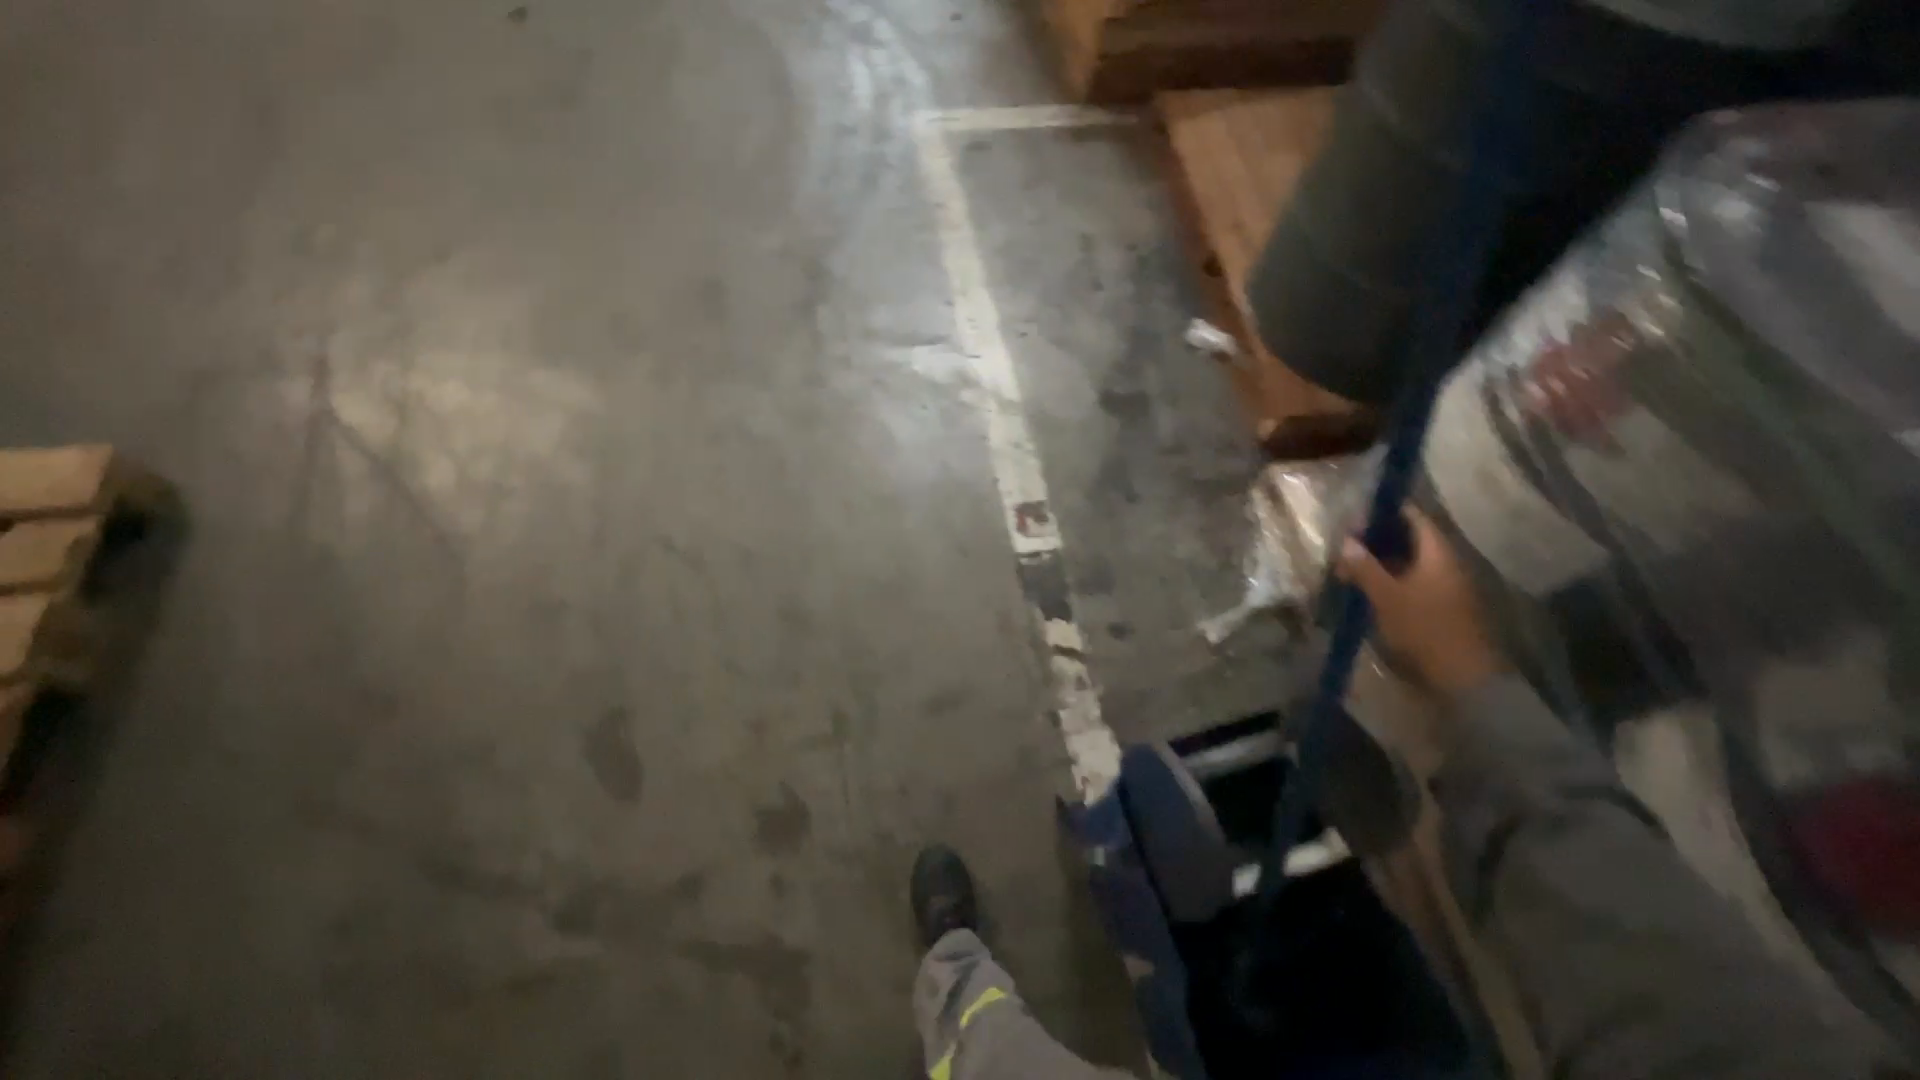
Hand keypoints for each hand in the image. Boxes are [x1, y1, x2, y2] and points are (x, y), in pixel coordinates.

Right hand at [1335, 510, 1502, 696]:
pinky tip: (1367, 593)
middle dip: (1376, 542)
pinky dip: (1389, 582)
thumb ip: (1365, 567)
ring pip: (1409, 564)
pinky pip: (1412, 583)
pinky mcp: (1440, 607)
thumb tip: (1346, 540)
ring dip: (1379, 564)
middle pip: (1409, 540)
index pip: (1413, 517)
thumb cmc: (1425, 628)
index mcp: (1437, 553)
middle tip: (1343, 549)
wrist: (1463, 676)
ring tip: (1347, 573)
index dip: (1386, 513)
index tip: (1356, 516)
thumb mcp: (1387, 596)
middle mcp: (1445, 563)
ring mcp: (1445, 586)